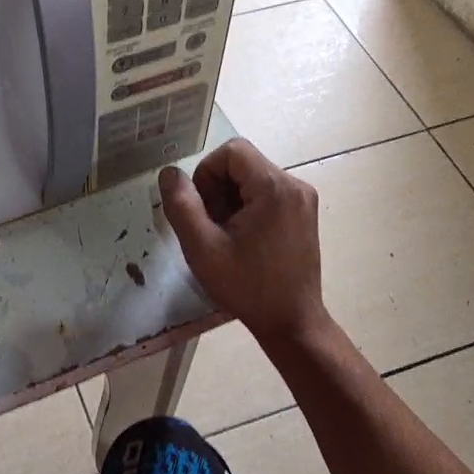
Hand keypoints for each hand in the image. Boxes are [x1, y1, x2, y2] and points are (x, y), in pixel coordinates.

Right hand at [158, 138, 328, 341]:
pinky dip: (248, 209)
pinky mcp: (304, 214)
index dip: (206, 174)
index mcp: (274, 187)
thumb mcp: (202, 248)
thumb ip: (182, 205)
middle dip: (218, 190)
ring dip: (231, 201)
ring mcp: (303, 200)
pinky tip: (243, 241)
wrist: (291, 322)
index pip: (231, 151)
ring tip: (226, 237)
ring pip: (253, 179)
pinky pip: (267, 194)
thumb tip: (169, 173)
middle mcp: (295, 185)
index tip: (202, 210)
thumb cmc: (247, 287)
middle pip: (243, 163)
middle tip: (210, 228)